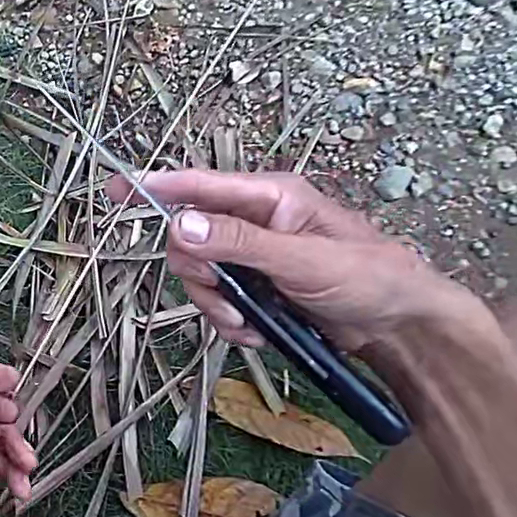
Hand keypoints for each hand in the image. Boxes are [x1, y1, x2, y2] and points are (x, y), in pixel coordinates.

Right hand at [107, 170, 480, 353]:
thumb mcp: (303, 260)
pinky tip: (257, 331)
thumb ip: (240, 242)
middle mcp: (251, 221)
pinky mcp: (251, 285)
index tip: (117, 189)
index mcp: (268, 198)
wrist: (399, 326)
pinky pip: (216, 299)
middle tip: (225, 297)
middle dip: (199, 273)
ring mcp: (249, 255)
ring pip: (198, 274)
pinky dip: (228, 320)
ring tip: (250, 323)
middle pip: (188, 238)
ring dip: (216, 304)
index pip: (199, 185)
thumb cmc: (368, 278)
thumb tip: (180, 224)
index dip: (155, 186)